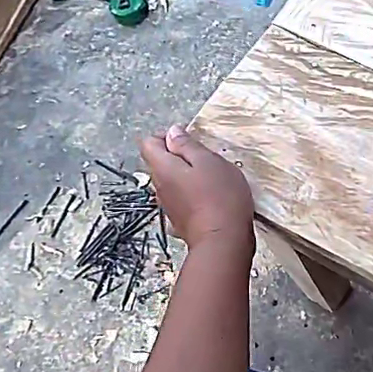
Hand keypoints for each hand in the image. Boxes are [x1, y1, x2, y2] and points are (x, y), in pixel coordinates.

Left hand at [139, 125, 255, 252]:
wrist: (224, 239)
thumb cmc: (220, 197)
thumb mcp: (210, 162)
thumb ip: (189, 145)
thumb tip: (173, 132)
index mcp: (163, 168)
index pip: (149, 143)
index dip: (167, 137)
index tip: (192, 142)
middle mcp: (159, 186)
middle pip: (161, 163)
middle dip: (181, 157)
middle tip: (209, 162)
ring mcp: (168, 204)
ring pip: (172, 181)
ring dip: (189, 176)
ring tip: (215, 181)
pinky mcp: (180, 218)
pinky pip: (182, 198)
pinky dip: (194, 194)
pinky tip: (213, 199)